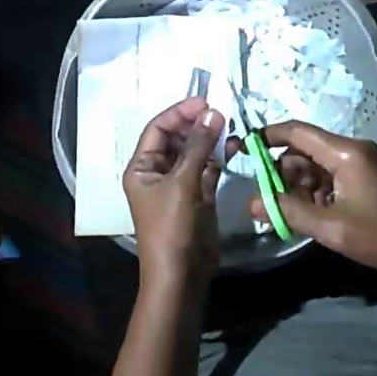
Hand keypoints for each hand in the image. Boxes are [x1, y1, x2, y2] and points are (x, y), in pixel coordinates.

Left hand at [124, 97, 225, 287]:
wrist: (181, 274)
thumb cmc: (172, 227)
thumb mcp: (183, 183)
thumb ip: (198, 146)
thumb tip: (213, 112)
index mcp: (141, 167)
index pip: (158, 129)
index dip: (180, 113)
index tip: (206, 101)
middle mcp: (157, 173)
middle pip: (176, 138)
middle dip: (197, 124)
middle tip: (223, 113)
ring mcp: (178, 185)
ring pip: (194, 152)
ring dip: (210, 139)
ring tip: (231, 126)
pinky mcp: (197, 196)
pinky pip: (207, 168)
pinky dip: (219, 157)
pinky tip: (235, 146)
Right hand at [252, 121, 376, 277]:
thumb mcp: (332, 228)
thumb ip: (290, 212)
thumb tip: (253, 204)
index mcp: (346, 153)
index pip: (297, 132)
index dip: (268, 137)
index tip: (244, 150)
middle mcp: (354, 149)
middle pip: (305, 150)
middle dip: (284, 173)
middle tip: (271, 201)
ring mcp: (364, 161)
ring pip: (318, 164)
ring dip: (302, 186)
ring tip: (295, 214)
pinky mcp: (369, 175)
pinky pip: (334, 174)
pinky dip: (319, 190)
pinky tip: (317, 214)